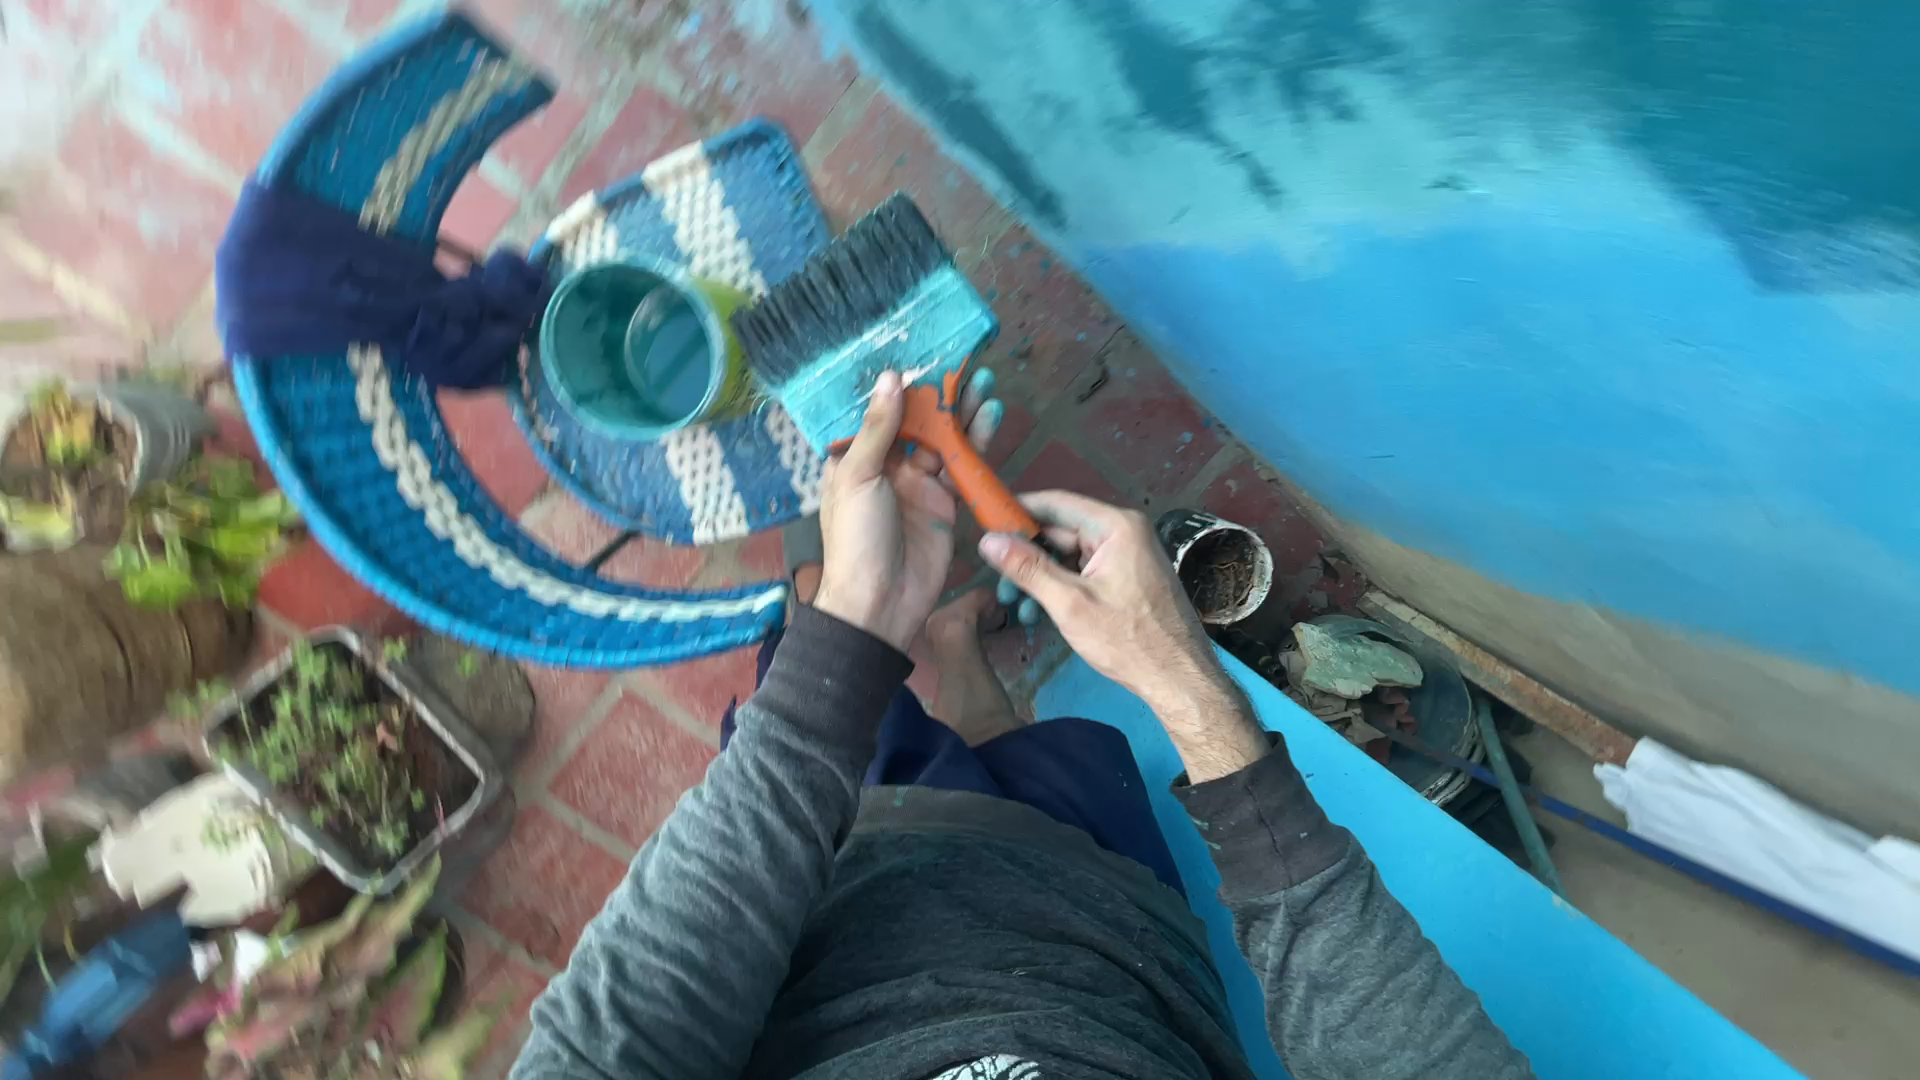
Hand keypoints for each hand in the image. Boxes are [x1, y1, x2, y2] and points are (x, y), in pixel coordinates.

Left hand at [813, 370, 1000, 651]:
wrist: (880, 601)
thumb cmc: (856, 538)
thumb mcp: (858, 477)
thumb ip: (879, 429)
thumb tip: (892, 378)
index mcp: (854, 458)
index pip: (877, 413)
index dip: (898, 387)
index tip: (920, 356)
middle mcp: (886, 467)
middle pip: (915, 423)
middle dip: (938, 396)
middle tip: (963, 365)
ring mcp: (917, 484)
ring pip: (943, 441)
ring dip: (962, 414)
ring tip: (983, 382)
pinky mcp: (944, 503)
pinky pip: (961, 467)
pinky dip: (976, 443)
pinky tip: (989, 417)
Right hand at [978, 492, 1265, 780]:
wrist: (1180, 681)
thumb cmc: (1127, 639)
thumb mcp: (1069, 603)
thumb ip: (1027, 568)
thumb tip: (986, 540)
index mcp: (1115, 526)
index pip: (1055, 503)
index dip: (1016, 511)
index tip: (983, 525)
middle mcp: (1122, 532)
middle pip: (1059, 532)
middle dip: (1025, 557)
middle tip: (997, 585)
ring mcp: (1125, 556)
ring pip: (1067, 556)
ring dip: (1038, 578)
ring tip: (1014, 608)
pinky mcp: (1125, 578)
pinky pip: (1082, 573)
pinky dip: (1059, 588)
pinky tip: (1037, 612)